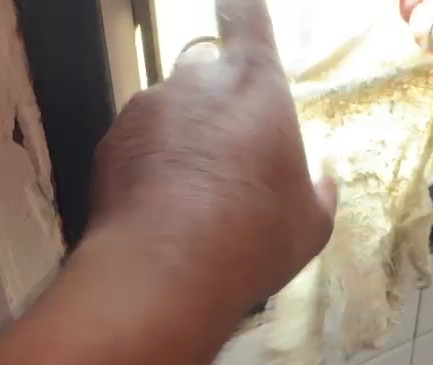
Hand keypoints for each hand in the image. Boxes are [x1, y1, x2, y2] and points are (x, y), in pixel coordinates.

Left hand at [88, 0, 334, 316]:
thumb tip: (322, 181)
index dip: (243, 17)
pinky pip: (136, 148)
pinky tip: (160, 216)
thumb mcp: (310, 226)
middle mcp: (195, 81)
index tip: (239, 20)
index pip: (246, 18)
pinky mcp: (110, 143)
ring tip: (190, 206)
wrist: (165, 272)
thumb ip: (318, 192)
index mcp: (255, 85)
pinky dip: (148, 172)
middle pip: (205, 73)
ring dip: (179, 146)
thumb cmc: (252, 240)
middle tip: (226, 166)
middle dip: (215, 110)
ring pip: (168, 116)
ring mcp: (146, 109)